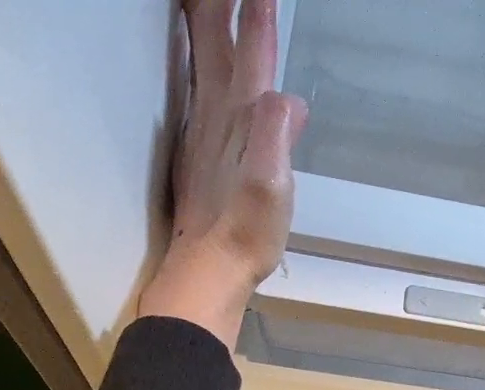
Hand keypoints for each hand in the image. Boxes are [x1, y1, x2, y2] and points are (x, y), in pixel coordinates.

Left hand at [133, 0, 308, 348]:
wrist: (208, 268)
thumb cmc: (247, 235)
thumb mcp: (272, 191)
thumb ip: (277, 140)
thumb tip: (288, 98)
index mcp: (243, 119)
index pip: (253, 51)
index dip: (258, 12)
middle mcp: (218, 115)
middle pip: (216, 42)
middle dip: (221, 4)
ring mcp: (204, 130)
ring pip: (202, 58)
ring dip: (204, 20)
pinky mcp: (196, 149)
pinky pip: (197, 87)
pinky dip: (198, 57)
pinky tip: (200, 57)